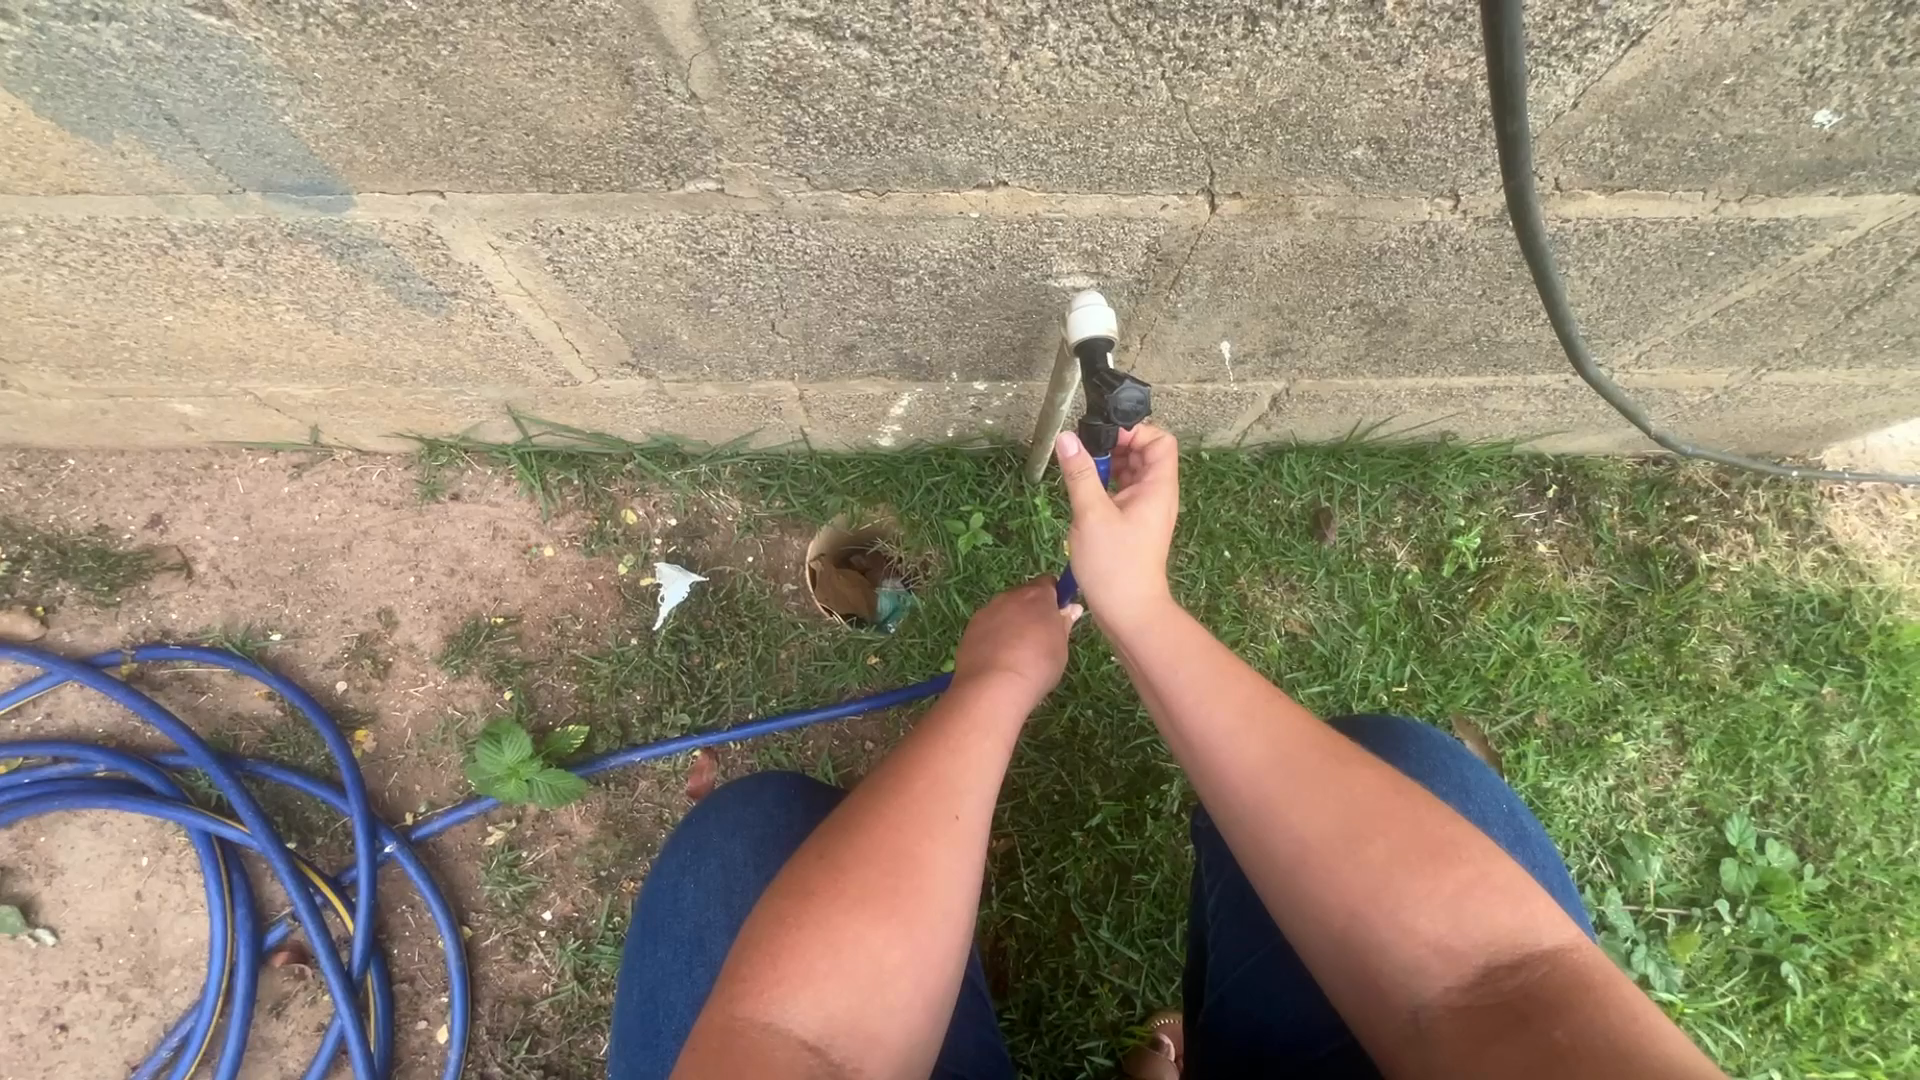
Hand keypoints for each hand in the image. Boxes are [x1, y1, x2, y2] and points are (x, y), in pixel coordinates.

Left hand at [951, 577, 1081, 707]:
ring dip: (1010, 622)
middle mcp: (1010, 596)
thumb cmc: (1038, 666)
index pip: (1048, 583)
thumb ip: (1064, 624)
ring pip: (1003, 610)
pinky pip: (987, 625)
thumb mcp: (1061, 647)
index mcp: (1037, 596)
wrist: (993, 685)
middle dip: (1030, 610)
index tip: (1057, 615)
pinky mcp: (970, 627)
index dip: (1053, 597)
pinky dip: (993, 635)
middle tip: (1037, 637)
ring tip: (1014, 652)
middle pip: (1024, 595)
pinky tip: (996, 658)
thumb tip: (1071, 608)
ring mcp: (987, 610)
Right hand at [1054, 423, 1179, 633]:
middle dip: (1116, 447)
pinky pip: (1122, 494)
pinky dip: (1105, 487)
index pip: (1160, 440)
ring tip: (1082, 475)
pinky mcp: (1133, 525)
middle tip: (1087, 454)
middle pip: (1145, 454)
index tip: (1103, 437)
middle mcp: (1157, 495)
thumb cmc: (1114, 564)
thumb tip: (1067, 438)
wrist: (1129, 612)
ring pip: (1131, 474)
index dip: (1135, 431)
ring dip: (1108, 467)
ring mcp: (1145, 511)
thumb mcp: (1091, 514)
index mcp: (1157, 487)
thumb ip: (1080, 473)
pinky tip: (1084, 496)